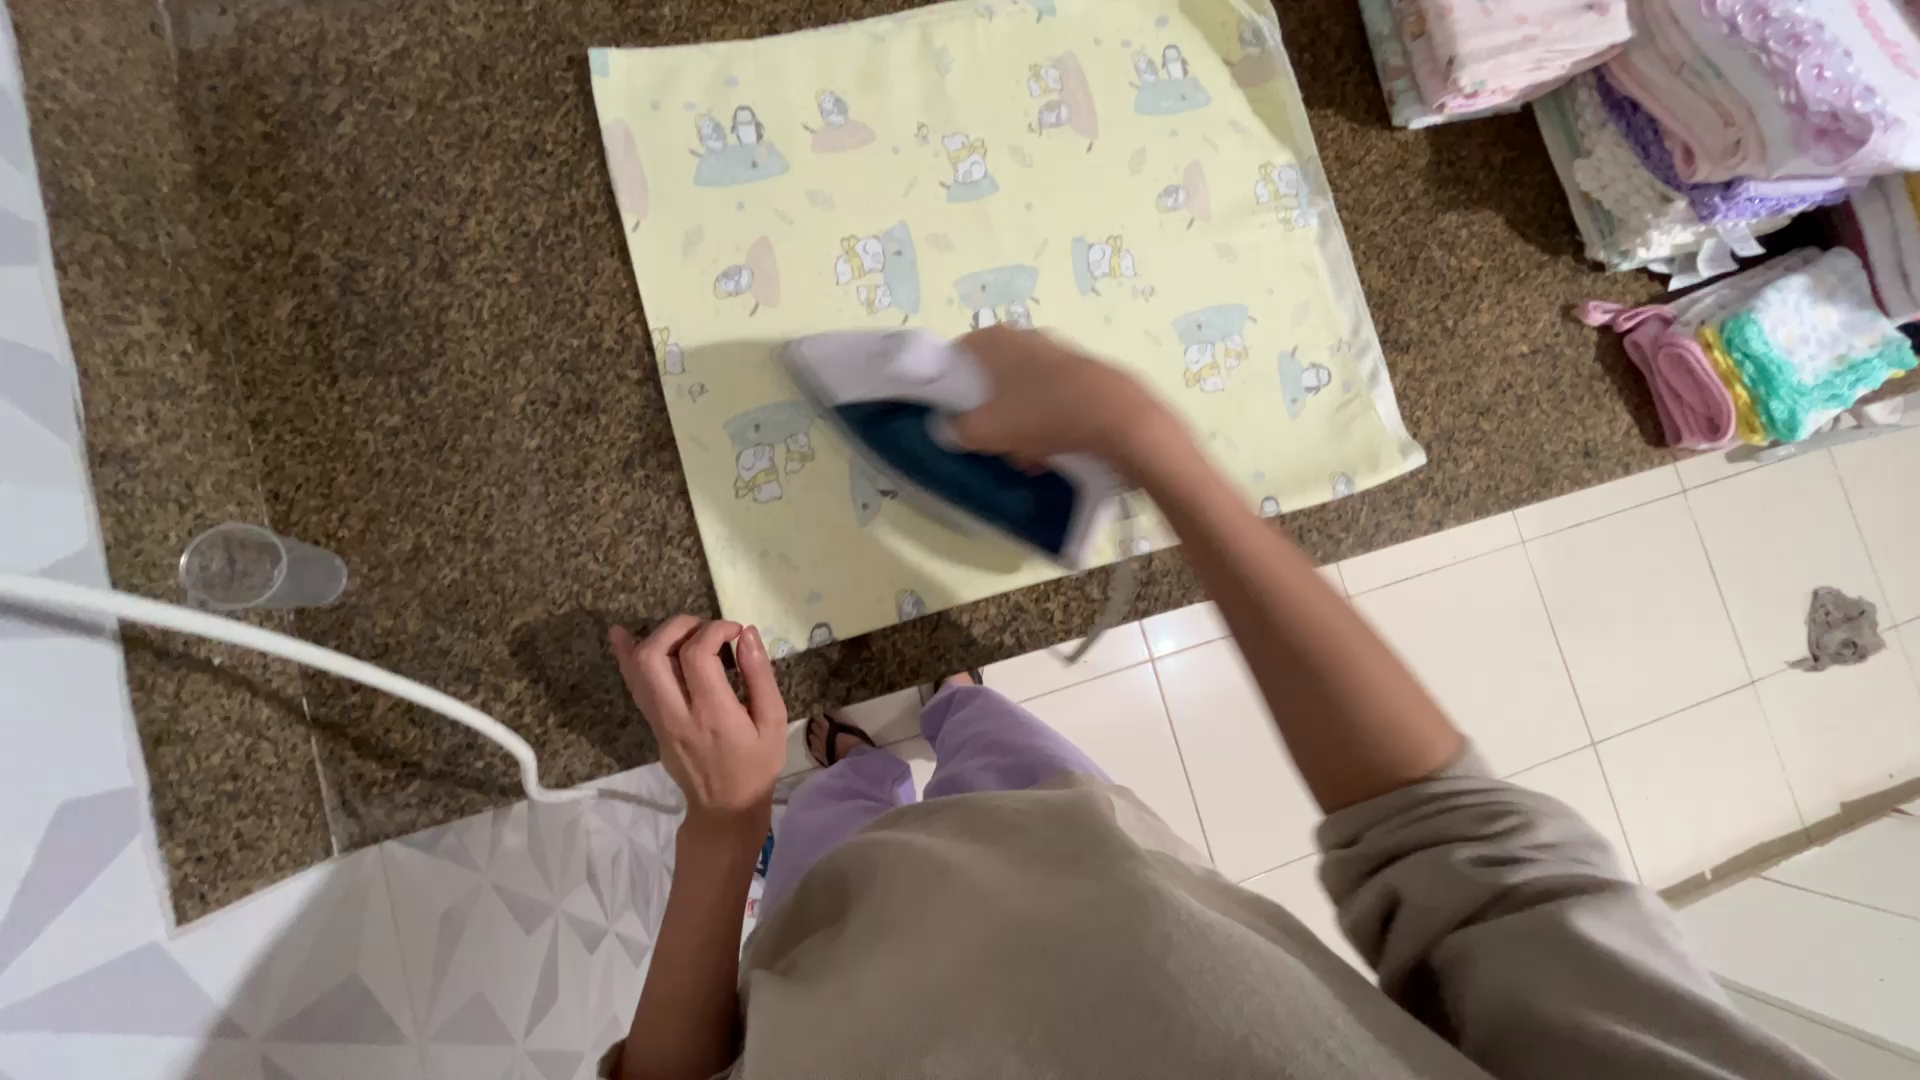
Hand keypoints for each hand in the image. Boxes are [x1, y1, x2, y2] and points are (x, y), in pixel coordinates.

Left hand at [610, 617, 787, 835]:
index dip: (714, 630)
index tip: (736, 631)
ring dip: (659, 637)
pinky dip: (627, 656)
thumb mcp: (773, 721)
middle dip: (680, 627)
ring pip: (638, 667)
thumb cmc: (757, 764)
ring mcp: (658, 720)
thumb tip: (747, 634)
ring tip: (686, 631)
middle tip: (708, 629)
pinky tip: (620, 634)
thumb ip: (760, 675)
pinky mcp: (652, 723)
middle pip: (655, 655)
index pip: (696, 655)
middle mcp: (677, 714)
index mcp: (712, 714)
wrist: (725, 808)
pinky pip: (634, 684)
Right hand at [950, 325, 1178, 472]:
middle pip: (991, 379)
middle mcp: (1024, 337)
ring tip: (1029, 456)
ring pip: (1023, 394)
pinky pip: (1052, 400)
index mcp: (994, 340)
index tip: (953, 415)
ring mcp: (1057, 352)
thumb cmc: (1042, 415)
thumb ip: (959, 430)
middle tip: (995, 442)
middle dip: (991, 415)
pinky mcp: (1083, 372)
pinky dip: (1048, 424)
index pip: (955, 356)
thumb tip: (949, 428)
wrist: (1118, 417)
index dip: (948, 386)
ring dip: (1020, 426)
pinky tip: (1056, 451)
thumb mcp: (987, 431)